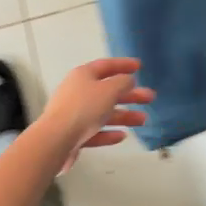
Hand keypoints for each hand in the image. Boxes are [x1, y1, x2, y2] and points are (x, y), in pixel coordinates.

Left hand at [33, 57, 155, 169]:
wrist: (55, 141)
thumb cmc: (84, 109)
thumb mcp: (108, 91)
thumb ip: (122, 83)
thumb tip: (128, 80)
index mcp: (83, 75)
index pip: (106, 65)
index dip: (123, 65)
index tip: (139, 66)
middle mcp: (78, 91)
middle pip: (108, 91)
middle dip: (130, 94)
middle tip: (149, 97)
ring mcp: (74, 114)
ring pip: (103, 112)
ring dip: (124, 115)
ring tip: (143, 120)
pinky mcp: (73, 135)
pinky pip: (95, 131)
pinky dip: (109, 133)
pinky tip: (122, 136)